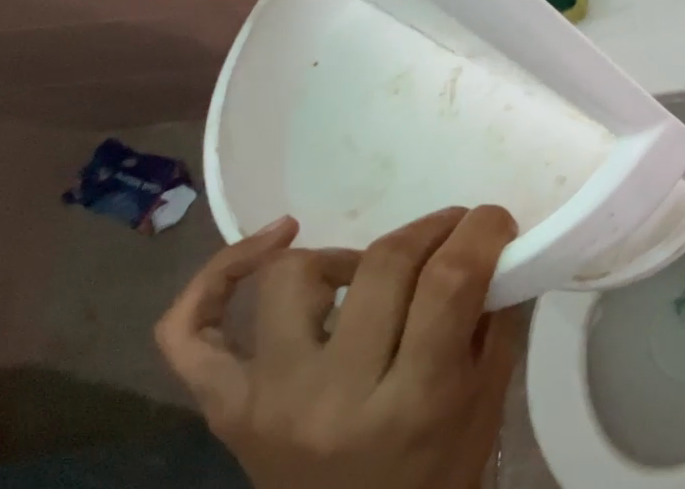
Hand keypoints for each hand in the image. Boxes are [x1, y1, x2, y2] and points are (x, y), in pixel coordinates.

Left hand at [155, 206, 521, 488]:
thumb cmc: (440, 471)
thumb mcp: (488, 396)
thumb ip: (494, 317)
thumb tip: (497, 246)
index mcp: (415, 400)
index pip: (449, 280)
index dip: (481, 230)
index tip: (495, 220)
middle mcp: (333, 395)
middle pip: (382, 265)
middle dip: (434, 227)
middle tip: (456, 232)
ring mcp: (266, 400)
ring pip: (293, 279)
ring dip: (350, 253)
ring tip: (376, 270)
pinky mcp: (223, 408)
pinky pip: (187, 334)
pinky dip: (218, 277)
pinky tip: (275, 244)